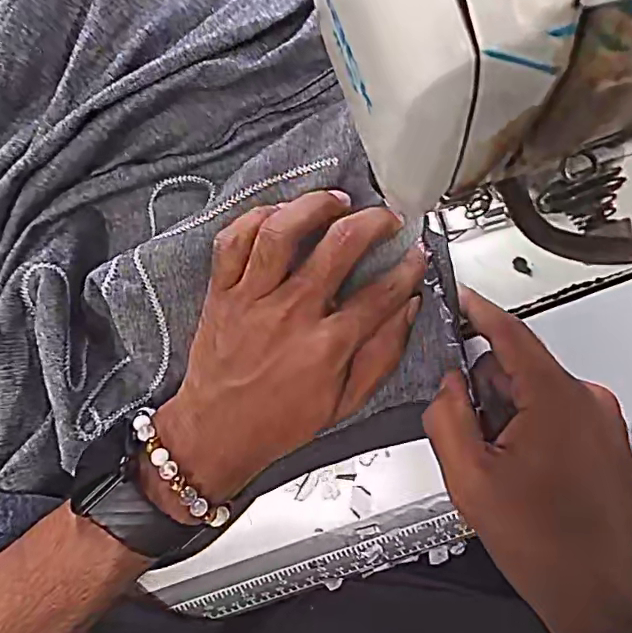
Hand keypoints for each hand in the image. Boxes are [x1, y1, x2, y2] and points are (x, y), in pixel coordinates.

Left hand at [145, 189, 425, 516]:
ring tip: (335, 201)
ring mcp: (253, 299)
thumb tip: (407, 312)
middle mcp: (290, 315)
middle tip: (383, 219)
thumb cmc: (277, 421)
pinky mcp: (223, 293)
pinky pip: (234, 241)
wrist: (217, 430)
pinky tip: (279, 214)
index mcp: (326, 347)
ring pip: (282, 232)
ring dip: (314, 206)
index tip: (415, 256)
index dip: (407, 269)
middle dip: (372, 222)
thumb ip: (382, 355)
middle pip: (338, 246)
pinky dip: (256, 218)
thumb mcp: (345, 402)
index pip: (380, 293)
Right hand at [422, 288, 631, 632]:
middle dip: (486, 390)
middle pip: (518, 366)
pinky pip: (556, 411)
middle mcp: (587, 401)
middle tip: (473, 436)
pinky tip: (523, 470)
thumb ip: (447, 418)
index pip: (510, 333)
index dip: (478, 311)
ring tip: (503, 466)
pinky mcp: (607, 439)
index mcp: (557, 400)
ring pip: (536, 391)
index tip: (459, 297)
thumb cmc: (546, 546)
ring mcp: (602, 420)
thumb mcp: (470, 479)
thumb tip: (447, 385)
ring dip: (509, 414)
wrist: (598, 594)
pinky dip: (530, 426)